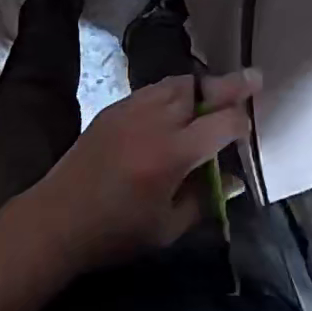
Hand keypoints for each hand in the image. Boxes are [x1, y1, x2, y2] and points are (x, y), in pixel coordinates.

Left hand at [27, 70, 258, 268]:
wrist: (57, 218)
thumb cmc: (115, 232)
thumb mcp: (168, 228)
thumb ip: (205, 199)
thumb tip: (232, 179)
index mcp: (172, 153)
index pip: (222, 123)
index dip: (242, 123)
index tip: (250, 129)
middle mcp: (154, 121)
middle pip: (200, 90)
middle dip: (230, 84)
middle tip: (254, 77)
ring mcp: (131, 109)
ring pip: (175, 83)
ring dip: (201, 84)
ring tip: (217, 89)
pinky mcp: (113, 109)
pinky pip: (152, 89)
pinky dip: (172, 90)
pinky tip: (177, 104)